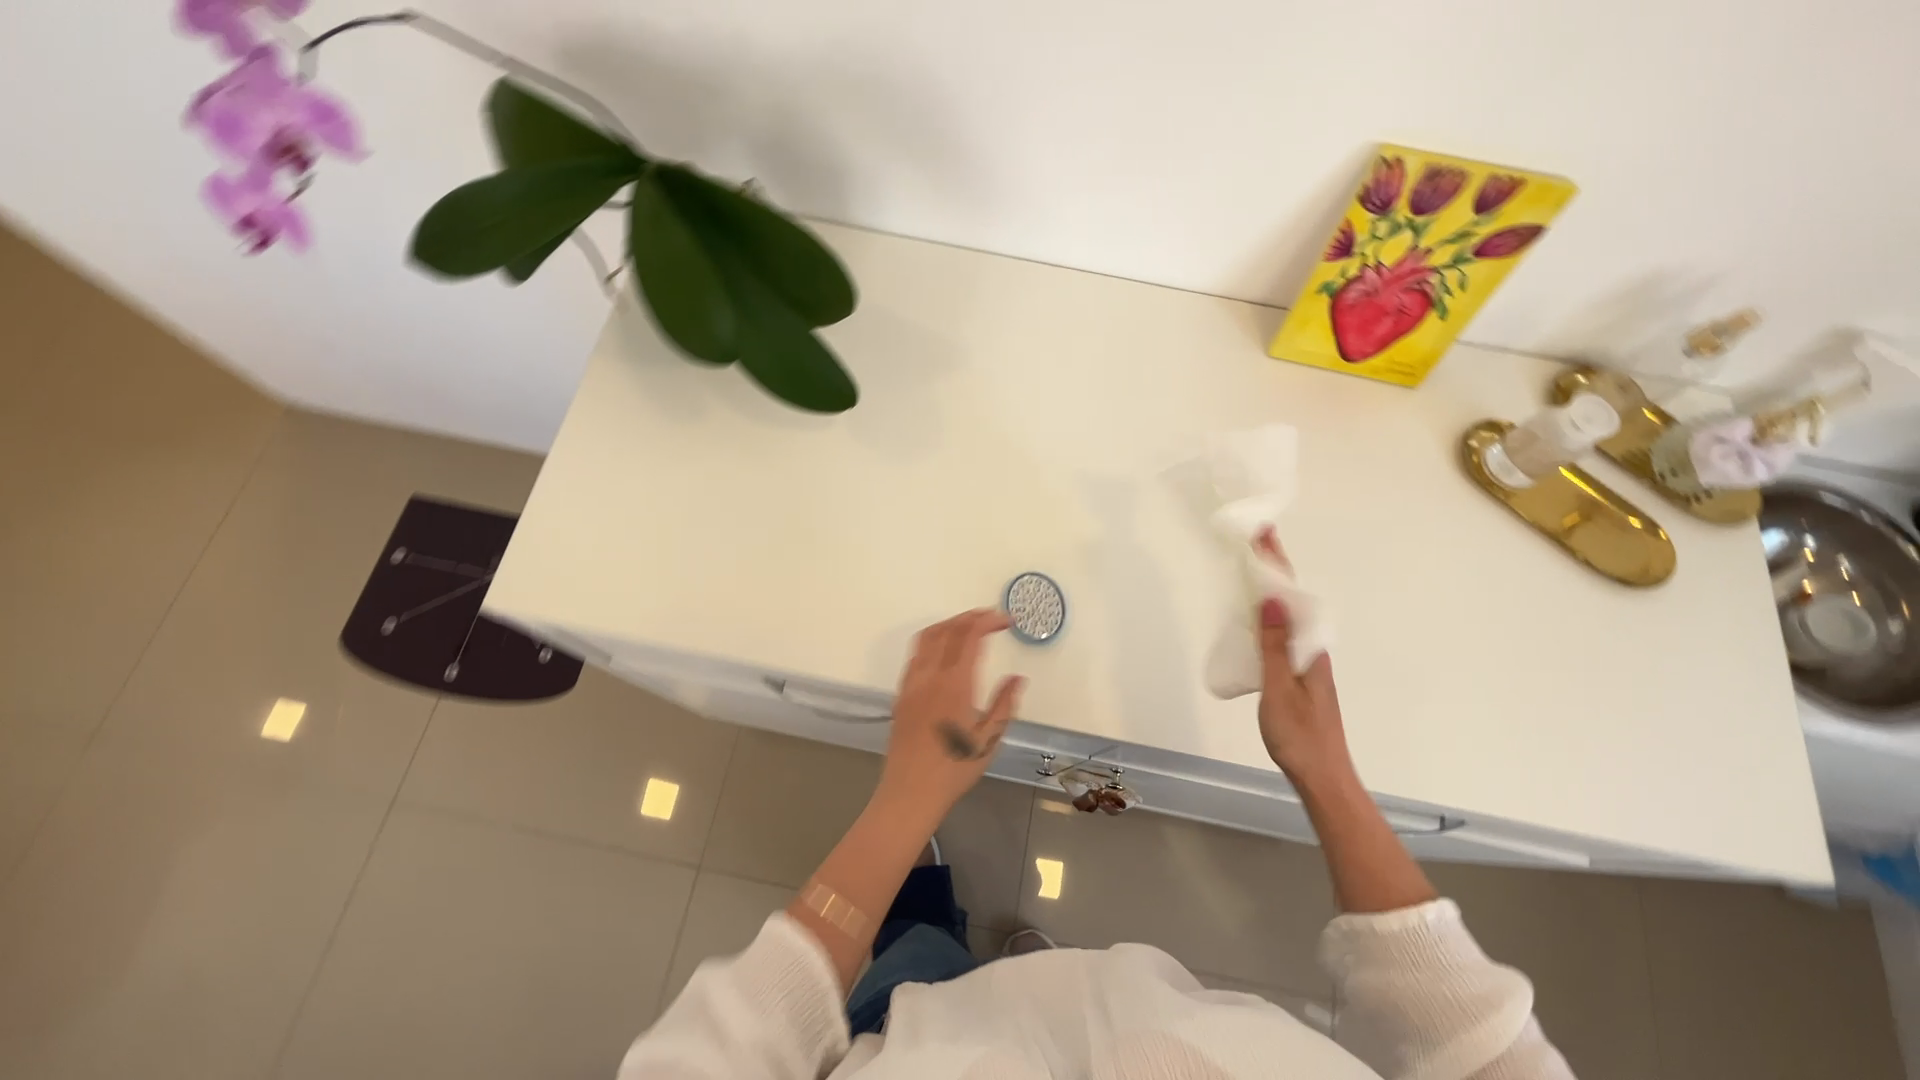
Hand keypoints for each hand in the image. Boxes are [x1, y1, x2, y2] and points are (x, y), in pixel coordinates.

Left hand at [880, 609, 1025, 818]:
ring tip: (969, 628)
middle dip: (972, 617)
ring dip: (950, 624)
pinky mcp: (901, 693)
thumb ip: (1004, 704)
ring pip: (927, 636)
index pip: (970, 635)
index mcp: (955, 684)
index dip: (989, 621)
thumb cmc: (954, 770)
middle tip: (992, 619)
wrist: (910, 792)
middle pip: (948, 629)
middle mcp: (930, 675)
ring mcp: (911, 683)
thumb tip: (1017, 677)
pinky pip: (916, 654)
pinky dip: (933, 640)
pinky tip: (945, 653)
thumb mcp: (989, 739)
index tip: (1007, 622)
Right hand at [1253, 529, 1350, 783]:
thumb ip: (1275, 646)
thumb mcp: (1280, 690)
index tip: (1265, 533)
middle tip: (1256, 542)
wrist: (1323, 777)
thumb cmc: (1300, 737)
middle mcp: (1313, 652)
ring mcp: (1308, 666)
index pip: (1293, 597)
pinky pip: (1284, 636)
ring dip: (1273, 593)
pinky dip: (1270, 618)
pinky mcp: (1300, 680)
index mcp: (1311, 650)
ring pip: (1290, 619)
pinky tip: (1258, 621)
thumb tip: (1273, 600)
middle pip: (1294, 602)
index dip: (1278, 565)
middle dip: (1276, 571)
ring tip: (1253, 571)